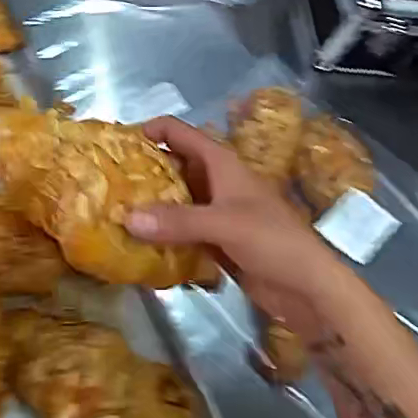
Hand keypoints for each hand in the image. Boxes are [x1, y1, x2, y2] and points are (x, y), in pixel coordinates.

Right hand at [131, 116, 353, 338]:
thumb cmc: (272, 240)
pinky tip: (139, 243)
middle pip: (176, 166)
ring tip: (114, 211)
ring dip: (153, 205)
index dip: (153, 130)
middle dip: (146, 170)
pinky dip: (164, 234)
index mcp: (222, 163)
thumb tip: (127, 217)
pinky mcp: (217, 241)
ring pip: (178, 200)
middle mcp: (217, 182)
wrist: (307, 286)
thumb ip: (177, 221)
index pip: (182, 133)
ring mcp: (217, 212)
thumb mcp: (224, 224)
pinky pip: (183, 230)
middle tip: (109, 182)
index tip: (119, 142)